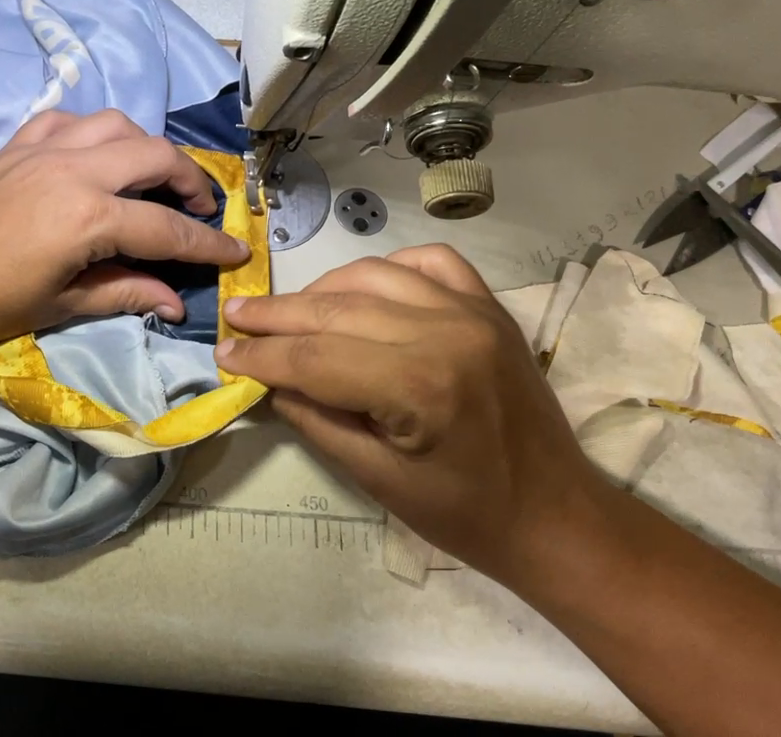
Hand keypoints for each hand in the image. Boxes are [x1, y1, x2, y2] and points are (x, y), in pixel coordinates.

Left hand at [0, 110, 250, 366]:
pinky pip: (69, 121)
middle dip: (190, 180)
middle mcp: (72, 170)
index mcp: (87, 217)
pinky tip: (95, 159)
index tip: (237, 253)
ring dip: (146, 148)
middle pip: (154, 156)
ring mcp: (41, 149)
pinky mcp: (15, 145)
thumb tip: (176, 302)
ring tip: (152, 180)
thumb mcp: (63, 305)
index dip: (207, 245)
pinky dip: (95, 133)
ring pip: (116, 124)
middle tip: (200, 210)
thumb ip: (125, 291)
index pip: (166, 229)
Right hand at [215, 245, 609, 581]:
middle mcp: (446, 333)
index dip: (262, 354)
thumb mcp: (376, 479)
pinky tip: (362, 289)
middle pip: (337, 308)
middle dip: (277, 315)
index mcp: (419, 386)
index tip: (222, 351)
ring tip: (287, 308)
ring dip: (321, 289)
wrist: (557, 517)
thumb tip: (269, 379)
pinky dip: (387, 268)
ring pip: (373, 275)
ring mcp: (473, 312)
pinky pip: (429, 263)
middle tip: (236, 314)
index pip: (315, 356)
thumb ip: (316, 419)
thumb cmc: (466, 515)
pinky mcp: (490, 307)